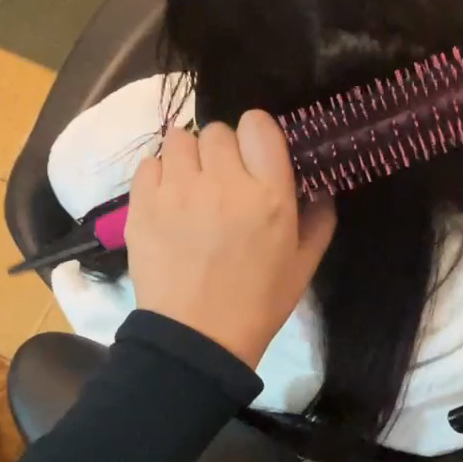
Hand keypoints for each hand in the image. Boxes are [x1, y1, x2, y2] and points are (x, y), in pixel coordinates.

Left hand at [127, 113, 335, 368]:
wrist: (197, 338)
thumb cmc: (258, 304)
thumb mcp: (304, 266)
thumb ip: (319, 220)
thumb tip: (319, 187)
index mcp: (270, 195)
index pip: (258, 124)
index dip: (257, 136)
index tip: (256, 157)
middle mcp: (224, 182)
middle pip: (218, 130)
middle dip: (223, 151)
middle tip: (224, 182)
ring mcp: (178, 190)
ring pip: (179, 139)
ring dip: (189, 157)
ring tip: (192, 187)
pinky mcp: (143, 203)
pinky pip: (150, 163)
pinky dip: (161, 174)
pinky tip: (169, 201)